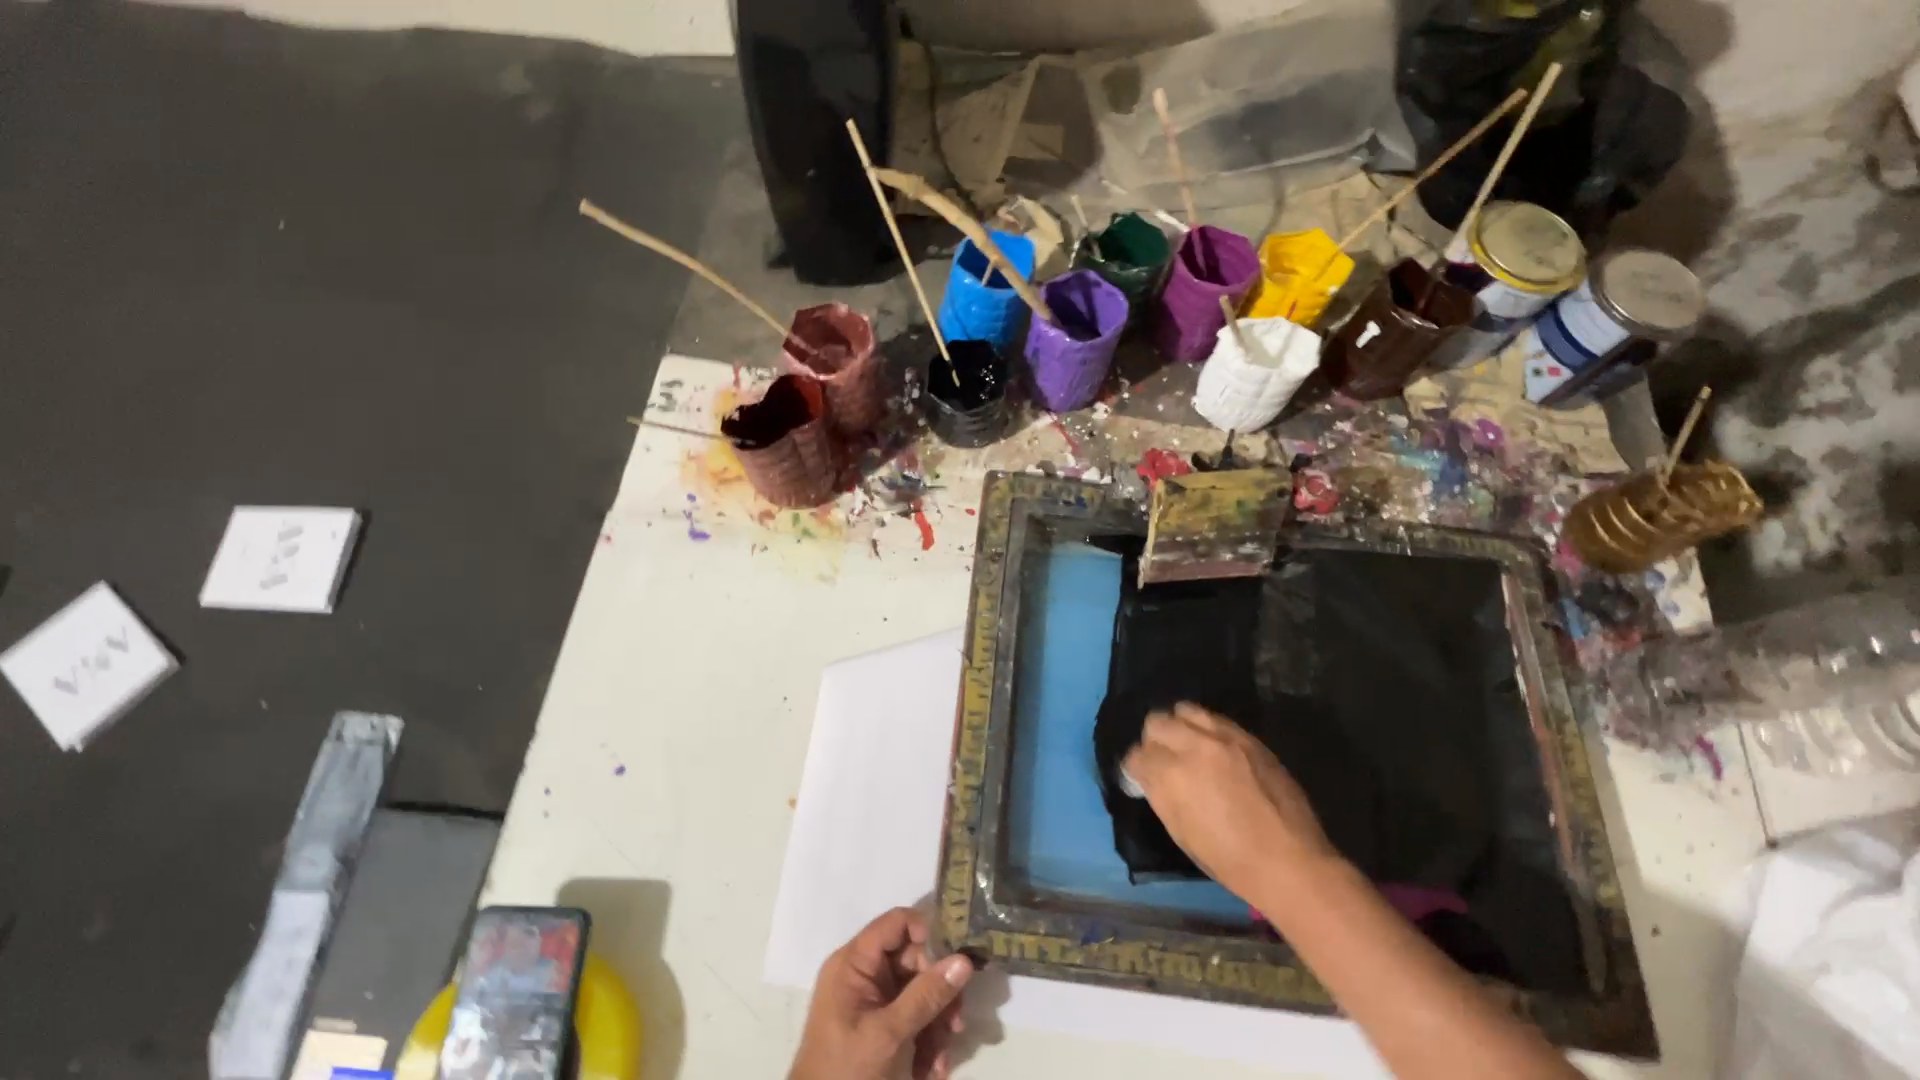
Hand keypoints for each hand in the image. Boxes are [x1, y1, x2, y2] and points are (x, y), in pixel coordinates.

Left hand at [789, 907, 973, 1079]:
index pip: (897, 923)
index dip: (929, 934)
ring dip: (936, 1025)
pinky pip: (914, 1017)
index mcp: (854, 962)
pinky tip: (931, 1069)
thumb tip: (964, 960)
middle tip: (956, 1024)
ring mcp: (873, 998)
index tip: (956, 961)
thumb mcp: (888, 1033)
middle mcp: (864, 973)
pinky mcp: (881, 1023)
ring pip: (920, 992)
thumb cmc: (844, 1069)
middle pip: (915, 961)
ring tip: (940, 1061)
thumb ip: (925, 996)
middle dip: (938, 995)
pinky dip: (927, 1040)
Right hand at [1121, 702, 1337, 900]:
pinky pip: (1217, 719)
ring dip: (1180, 726)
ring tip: (1188, 746)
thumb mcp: (1180, 832)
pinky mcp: (1250, 738)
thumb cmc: (1229, 860)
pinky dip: (1207, 730)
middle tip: (1163, 761)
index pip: (1136, 754)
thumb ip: (1162, 794)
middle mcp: (1193, 747)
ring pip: (1186, 710)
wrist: (1289, 861)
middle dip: (1153, 741)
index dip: (1136, 769)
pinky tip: (1215, 750)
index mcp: (1171, 775)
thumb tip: (1153, 778)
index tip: (1142, 778)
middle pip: (1157, 722)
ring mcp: (1225, 738)